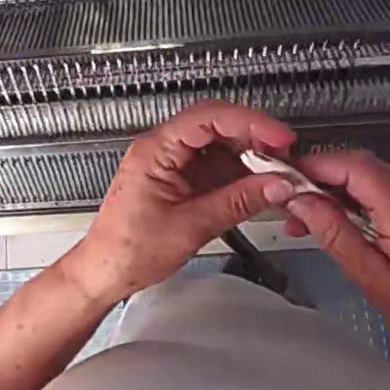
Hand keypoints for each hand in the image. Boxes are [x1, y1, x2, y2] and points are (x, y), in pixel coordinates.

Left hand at [60, 100, 298, 304]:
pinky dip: (238, 174)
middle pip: (216, 125)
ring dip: (249, 157)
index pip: (209, 118)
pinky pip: (214, 165)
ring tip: (276, 175)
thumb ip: (238, 202)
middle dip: (254, 138)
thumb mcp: (191, 227)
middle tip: (284, 155)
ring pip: (218, 145)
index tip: (278, 138)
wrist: (105, 272)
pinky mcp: (179, 179)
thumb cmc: (127, 250)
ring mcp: (170, 163)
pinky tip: (256, 187)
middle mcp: (161, 150)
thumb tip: (276, 185)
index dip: (250, 123)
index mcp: (155, 151)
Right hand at [284, 149, 389, 356]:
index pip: (355, 166)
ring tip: (312, 219)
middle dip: (322, 180)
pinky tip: (343, 220)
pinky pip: (388, 186)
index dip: (316, 166)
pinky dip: (360, 197)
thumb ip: (337, 237)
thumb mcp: (376, 282)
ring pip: (372, 174)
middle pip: (361, 166)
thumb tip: (303, 204)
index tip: (288, 179)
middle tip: (293, 207)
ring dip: (339, 189)